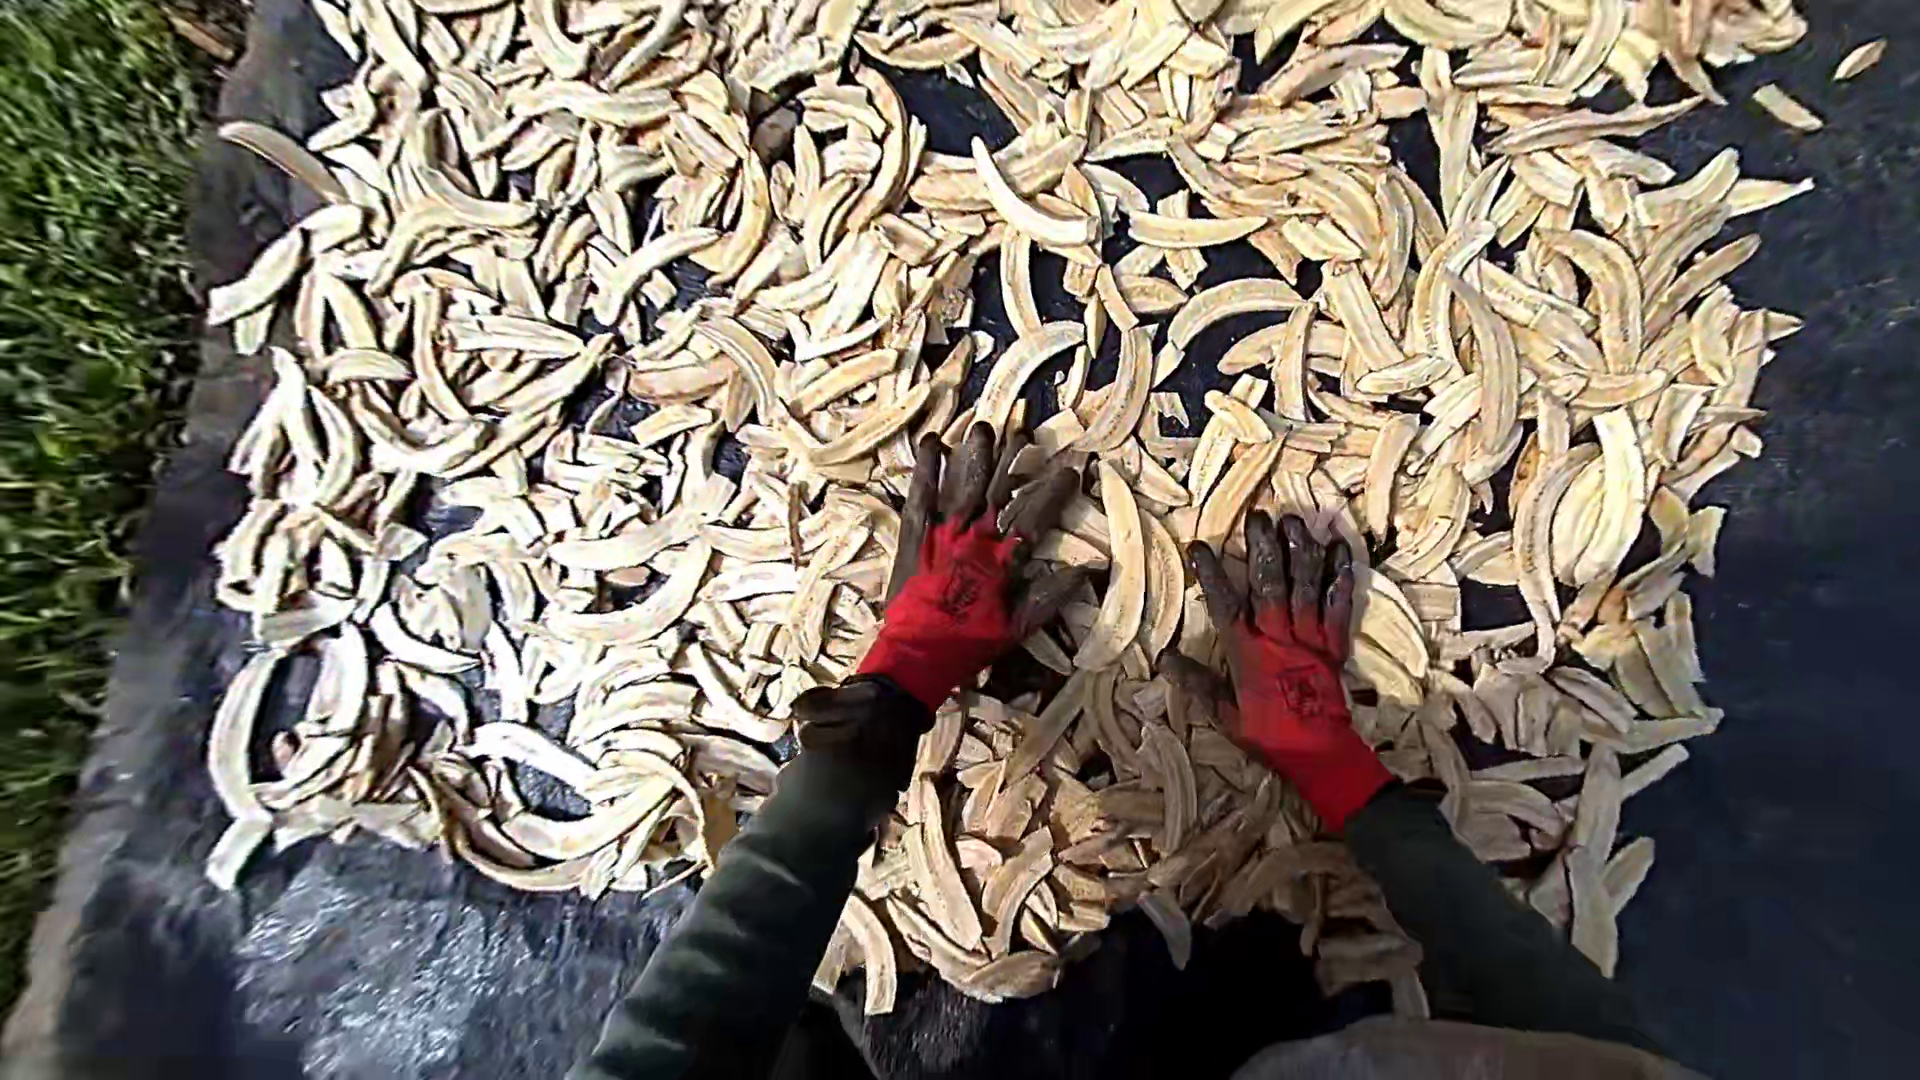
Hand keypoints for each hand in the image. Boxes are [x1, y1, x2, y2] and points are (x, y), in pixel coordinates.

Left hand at [857, 422, 1084, 710]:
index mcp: (1002, 560)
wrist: (915, 655)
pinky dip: (925, 469)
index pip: (1035, 517)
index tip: (1072, 468)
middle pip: (996, 490)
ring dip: (974, 455)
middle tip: (1024, 431)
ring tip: (984, 427)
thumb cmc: (969, 643)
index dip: (1055, 491)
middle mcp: (973, 539)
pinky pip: (920, 496)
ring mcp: (941, 533)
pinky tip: (931, 443)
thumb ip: (1052, 596)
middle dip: (1011, 460)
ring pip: (962, 485)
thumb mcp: (1018, 628)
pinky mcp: (913, 535)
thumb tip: (1092, 569)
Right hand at [1166, 512, 1390, 831]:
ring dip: (1298, 552)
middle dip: (1263, 549)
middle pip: (1270, 585)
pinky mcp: (1334, 643)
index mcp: (1248, 652)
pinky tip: (1338, 548)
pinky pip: (1338, 604)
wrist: (1321, 753)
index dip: (1211, 574)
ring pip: (1304, 587)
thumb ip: (1196, 682)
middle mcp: (1279, 637)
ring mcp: (1310, 637)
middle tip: (1258, 517)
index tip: (1198, 547)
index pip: (1225, 604)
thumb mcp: (1223, 713)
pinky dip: (1339, 576)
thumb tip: (1163, 657)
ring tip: (1292, 521)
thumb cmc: (1266, 732)